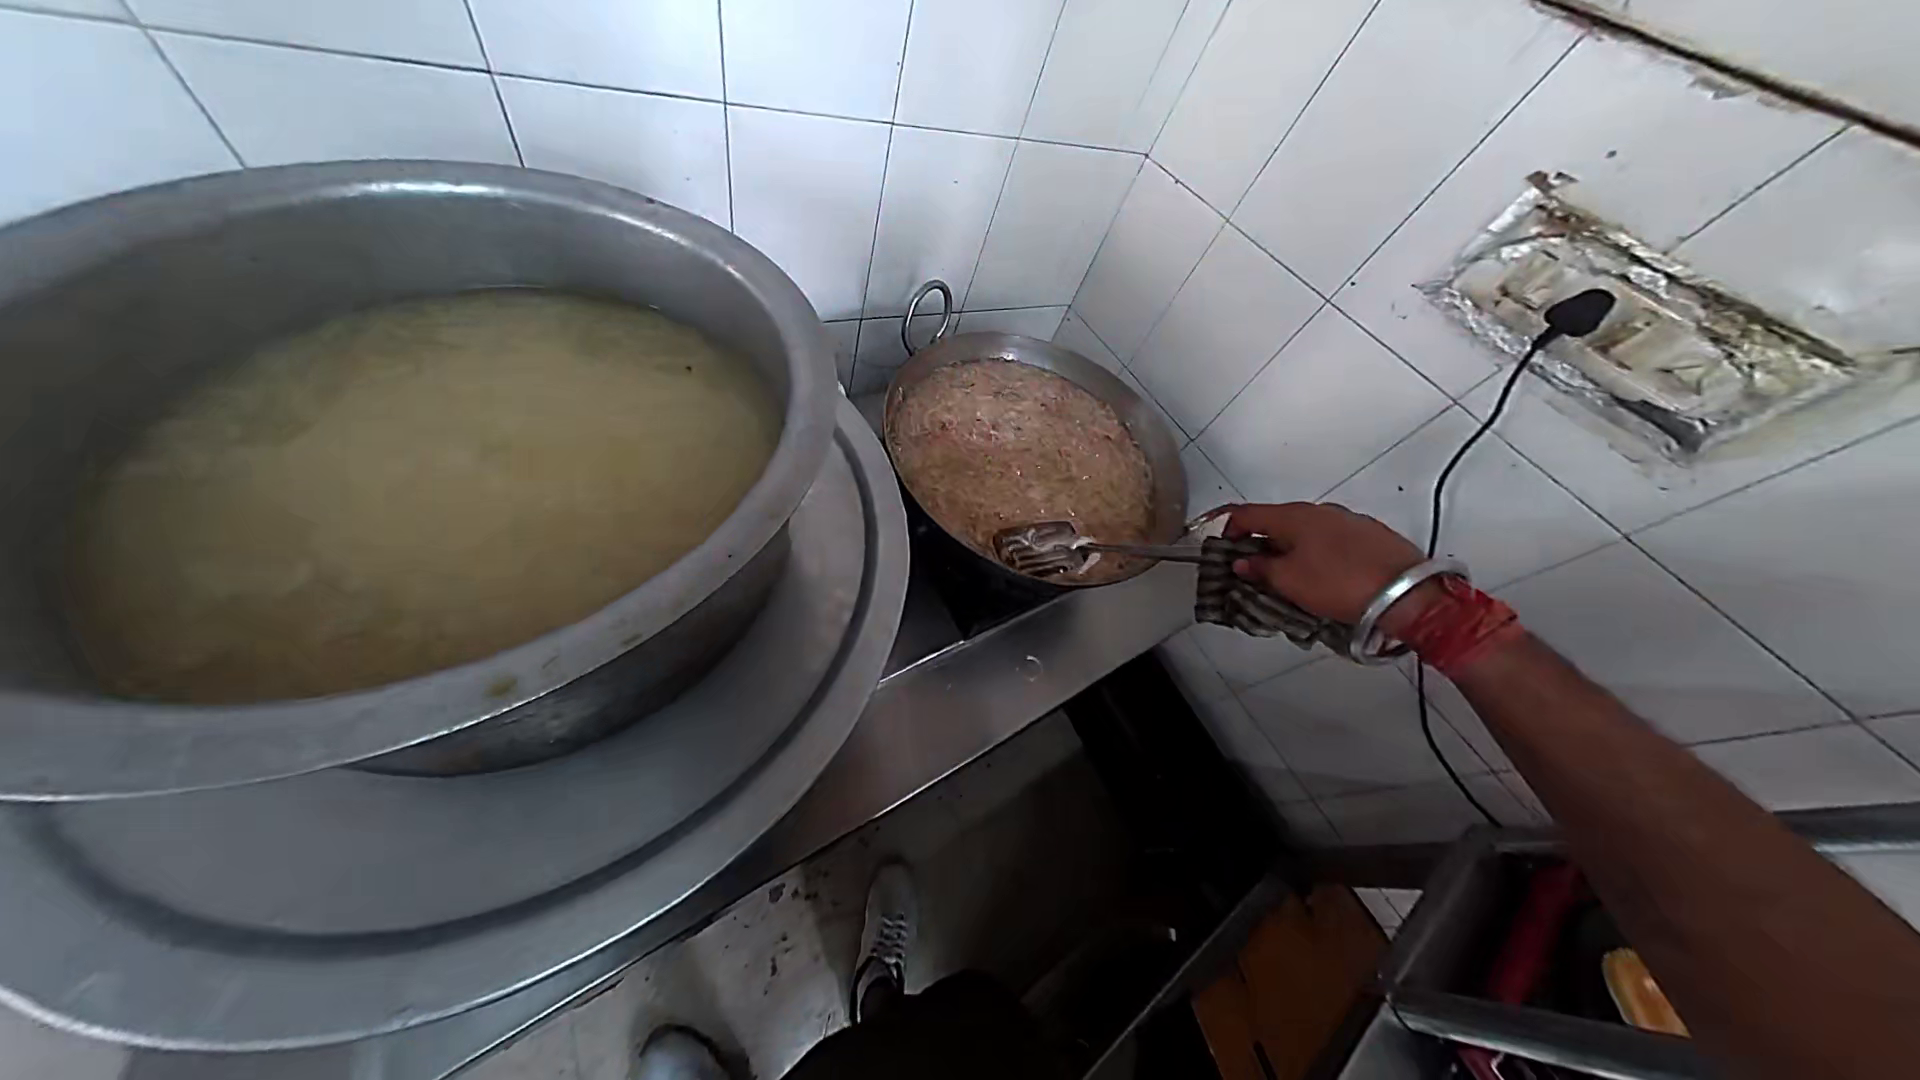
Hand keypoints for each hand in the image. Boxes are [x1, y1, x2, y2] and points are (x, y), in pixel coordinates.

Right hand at [1224, 502, 1439, 633]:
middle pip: (1275, 522)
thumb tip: (1242, 562)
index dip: (1225, 529)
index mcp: (1294, 516)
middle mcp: (1320, 510)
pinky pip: (1329, 540)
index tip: (1218, 551)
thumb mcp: (1289, 582)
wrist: (1409, 595)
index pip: (1245, 513)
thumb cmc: (1339, 584)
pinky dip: (1314, 553)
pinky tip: (1319, 577)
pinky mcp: (1370, 536)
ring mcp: (1348, 521)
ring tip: (1285, 578)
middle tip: (1249, 571)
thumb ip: (1260, 569)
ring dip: (1287, 550)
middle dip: (1257, 543)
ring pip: (1304, 532)